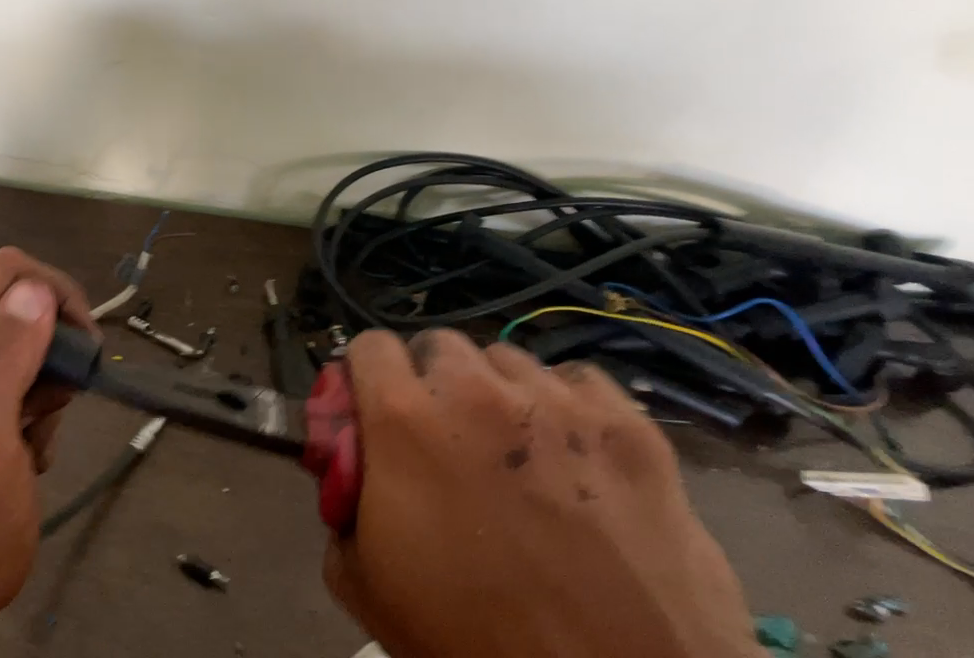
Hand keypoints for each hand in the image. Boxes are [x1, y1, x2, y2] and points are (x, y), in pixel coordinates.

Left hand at [0, 248, 94, 657]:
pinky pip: (26, 383)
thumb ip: (5, 364)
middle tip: (66, 401)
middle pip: (21, 303)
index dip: (54, 293)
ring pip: (30, 345)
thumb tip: (35, 289)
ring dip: (52, 386)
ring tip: (39, 440)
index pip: (6, 273)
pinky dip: (42, 412)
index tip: (84, 344)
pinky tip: (31, 455)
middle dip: (57, 344)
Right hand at [323, 329, 756, 657]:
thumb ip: (342, 500)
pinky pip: (580, 382)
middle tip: (445, 440)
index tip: (375, 413)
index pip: (368, 346)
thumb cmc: (469, 636)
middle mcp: (476, 392)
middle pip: (439, 346)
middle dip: (432, 383)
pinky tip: (572, 455)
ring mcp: (559, 405)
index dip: (366, 378)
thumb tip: (350, 471)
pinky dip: (566, 406)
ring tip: (514, 451)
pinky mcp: (631, 430)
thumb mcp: (360, 577)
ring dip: (498, 393)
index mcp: (403, 419)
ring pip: (508, 360)